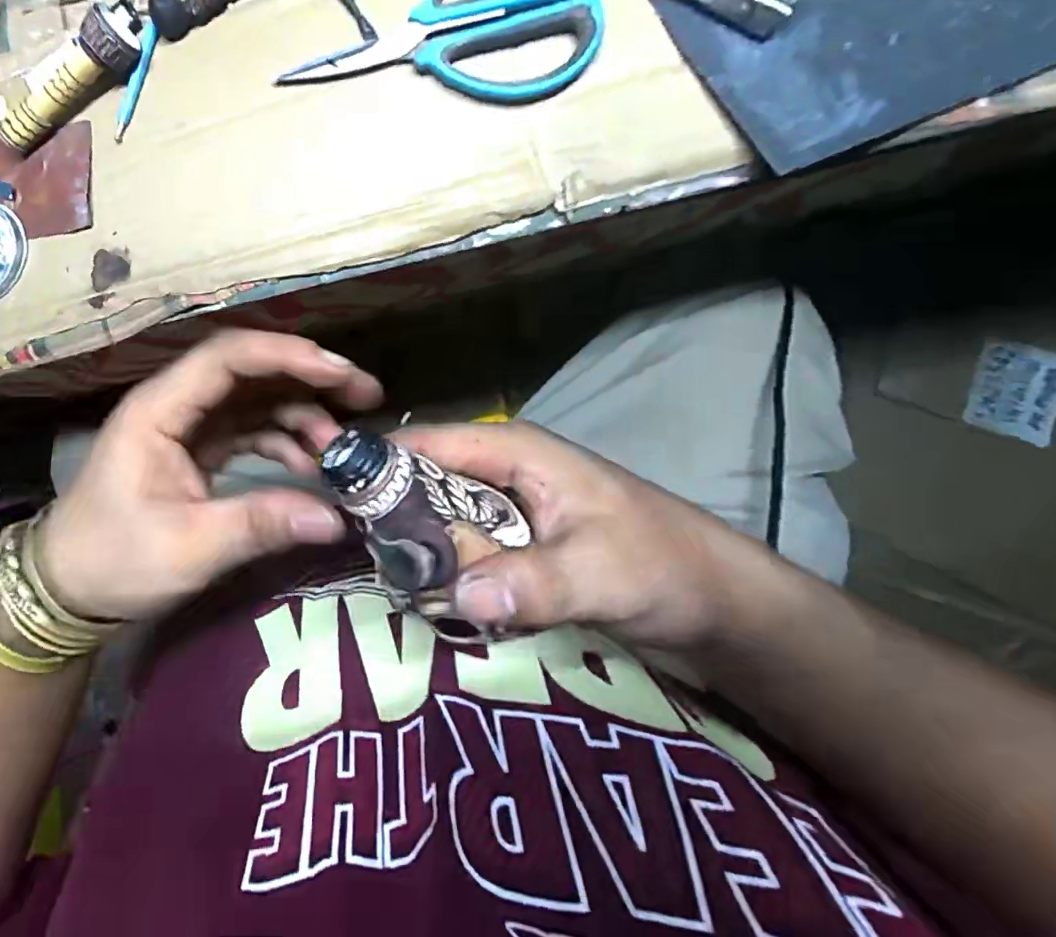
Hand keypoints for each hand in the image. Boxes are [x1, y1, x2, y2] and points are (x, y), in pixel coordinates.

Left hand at [38, 330, 383, 621]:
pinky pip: (245, 433)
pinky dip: (280, 444)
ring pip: (250, 403)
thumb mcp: (189, 547)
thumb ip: (260, 526)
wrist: (69, 585)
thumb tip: (336, 518)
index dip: (285, 356)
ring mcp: (183, 429)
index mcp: (158, 411)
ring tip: (340, 448)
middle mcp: (171, 407)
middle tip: (364, 396)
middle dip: (305, 378)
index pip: (226, 358)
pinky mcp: (193, 454)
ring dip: (297, 415)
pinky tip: (310, 468)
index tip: (340, 374)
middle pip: (245, 372)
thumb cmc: (114, 559)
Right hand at [394, 421, 803, 649]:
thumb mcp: (603, 574)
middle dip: (389, 517)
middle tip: (354, 555)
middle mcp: (497, 476)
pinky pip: (455, 553)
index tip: (329, 495)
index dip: (376, 462)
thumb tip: (455, 594)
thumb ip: (533, 582)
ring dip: (415, 552)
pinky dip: (439, 574)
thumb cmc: (668, 568)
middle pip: (419, 484)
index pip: (424, 443)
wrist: (726, 611)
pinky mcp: (508, 549)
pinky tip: (422, 598)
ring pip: (433, 522)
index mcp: (514, 453)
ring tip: (387, 583)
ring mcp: (502, 514)